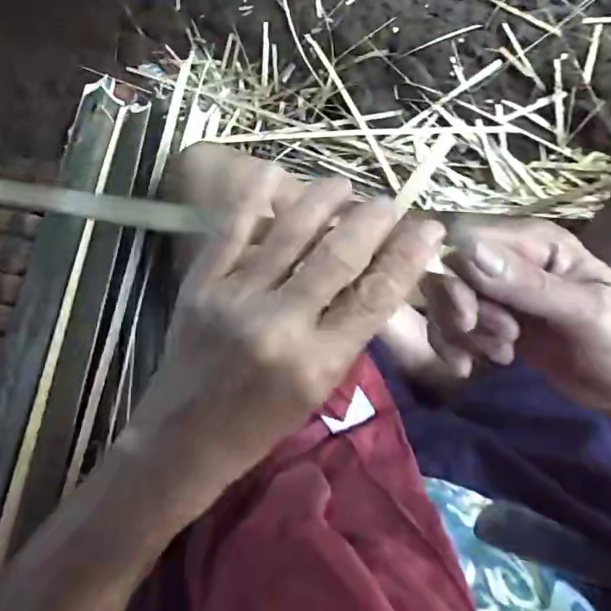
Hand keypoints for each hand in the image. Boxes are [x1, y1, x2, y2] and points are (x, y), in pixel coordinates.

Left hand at [125, 170, 444, 480]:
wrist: (182, 438)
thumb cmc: (261, 422)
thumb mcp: (320, 386)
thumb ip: (349, 328)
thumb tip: (380, 267)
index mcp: (318, 363)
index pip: (375, 296)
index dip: (408, 256)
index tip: (429, 228)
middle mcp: (281, 325)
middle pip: (340, 255)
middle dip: (373, 220)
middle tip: (389, 203)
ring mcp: (237, 298)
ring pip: (292, 231)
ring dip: (325, 199)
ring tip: (344, 185)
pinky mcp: (203, 283)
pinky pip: (234, 227)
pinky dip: (258, 196)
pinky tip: (278, 172)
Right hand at [436, 218, 610, 415]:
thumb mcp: (588, 312)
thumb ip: (528, 285)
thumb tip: (468, 250)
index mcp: (537, 239)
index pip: (469, 235)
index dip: (454, 270)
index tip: (466, 315)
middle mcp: (513, 257)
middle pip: (451, 266)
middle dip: (458, 306)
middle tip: (492, 340)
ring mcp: (502, 291)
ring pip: (448, 296)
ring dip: (460, 330)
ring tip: (501, 354)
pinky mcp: (496, 323)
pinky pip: (454, 324)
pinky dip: (455, 346)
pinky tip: (472, 368)